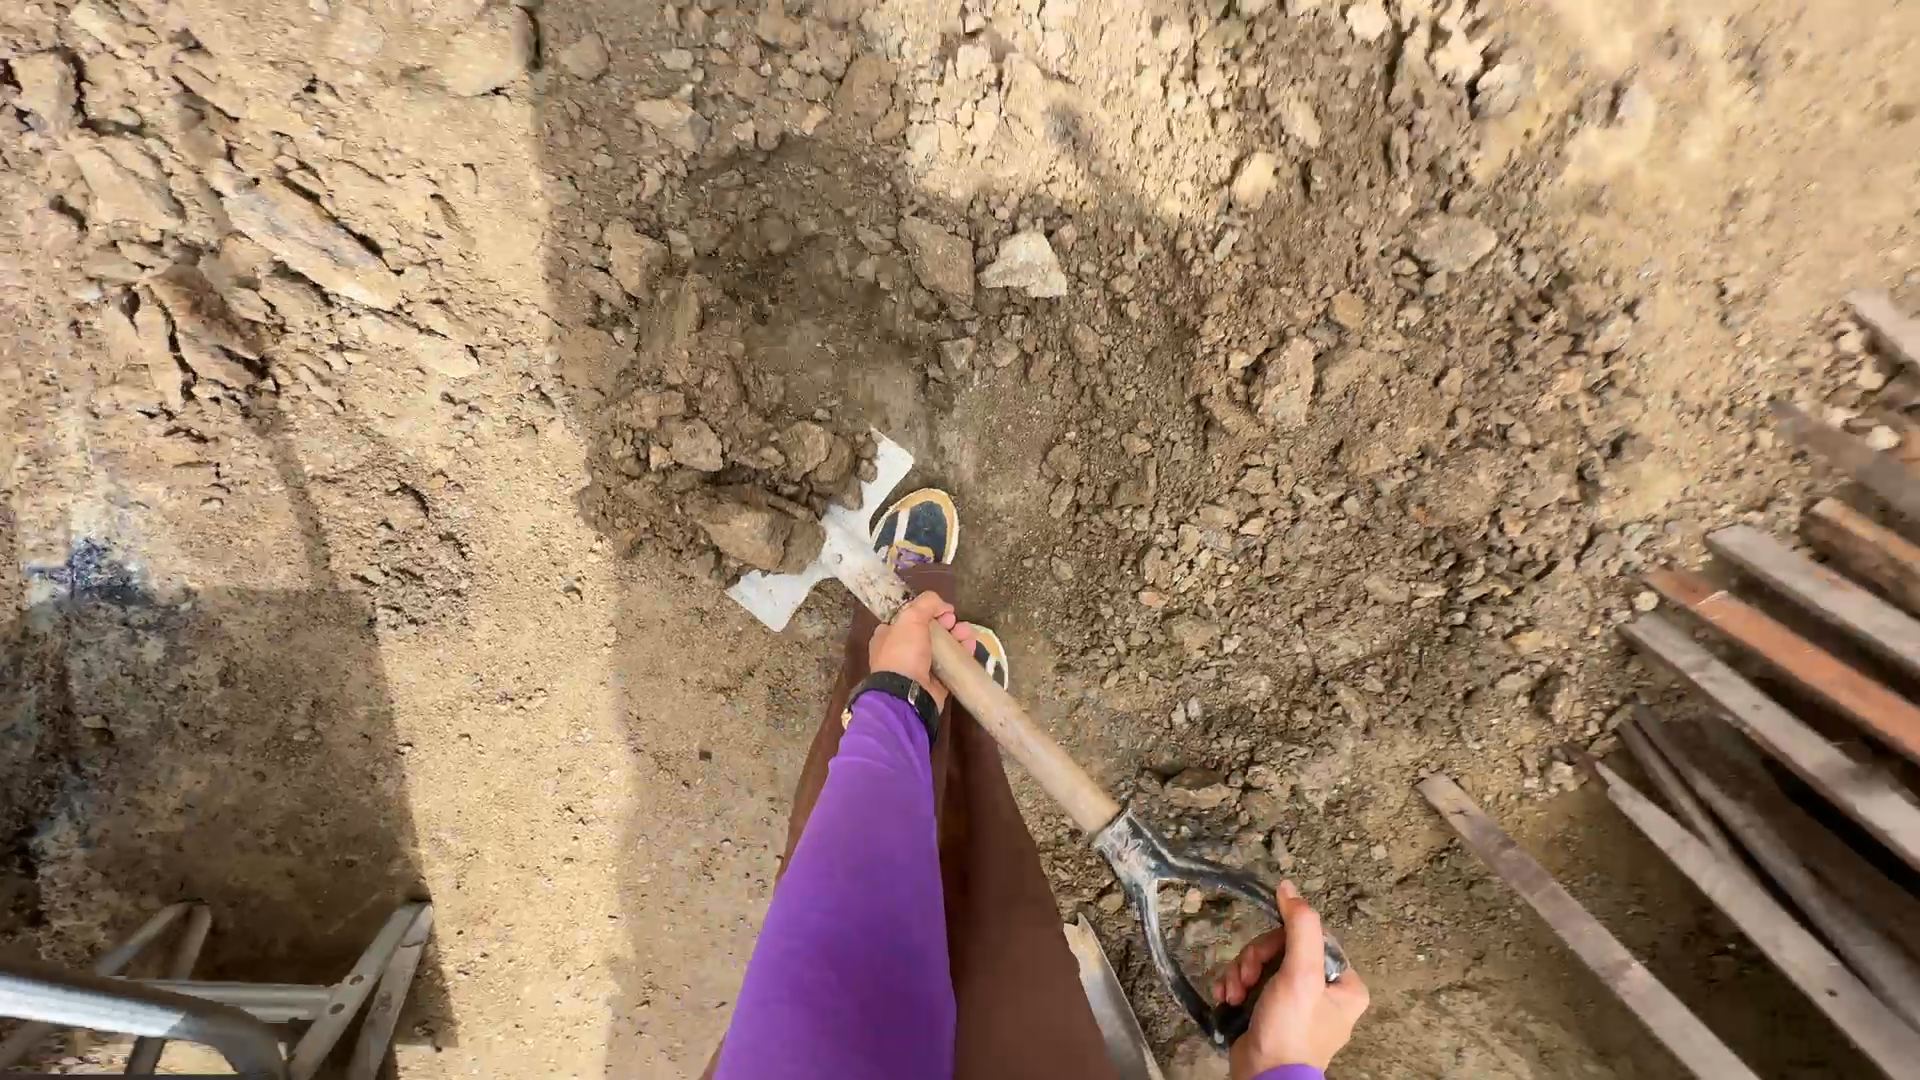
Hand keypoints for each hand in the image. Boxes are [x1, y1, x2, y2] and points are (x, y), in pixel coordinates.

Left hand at [867, 591, 975, 709]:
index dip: (927, 612)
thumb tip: (944, 605)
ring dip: (957, 637)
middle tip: (955, 622)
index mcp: (889, 636)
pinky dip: (962, 654)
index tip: (942, 610)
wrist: (906, 694)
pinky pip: (951, 665)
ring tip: (967, 633)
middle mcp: (902, 652)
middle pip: (929, 631)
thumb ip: (927, 604)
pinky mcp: (935, 682)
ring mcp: (919, 668)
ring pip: (942, 647)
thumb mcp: (910, 618)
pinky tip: (971, 647)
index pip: (910, 618)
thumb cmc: (903, 652)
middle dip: (946, 624)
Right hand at [1215, 881, 1368, 1076]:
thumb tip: (1288, 885)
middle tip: (1247, 978)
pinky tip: (1228, 997)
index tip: (1264, 957)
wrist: (1264, 1079)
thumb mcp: (1301, 975)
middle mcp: (1324, 990)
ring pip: (1262, 961)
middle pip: (1280, 946)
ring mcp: (1297, 1000)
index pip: (1308, 934)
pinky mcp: (1272, 1009)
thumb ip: (1300, 927)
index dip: (1279, 938)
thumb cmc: (1291, 1028)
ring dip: (1240, 971)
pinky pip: (1252, 979)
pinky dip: (1236, 984)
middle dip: (1254, 959)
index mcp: (1345, 983)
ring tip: (1234, 992)